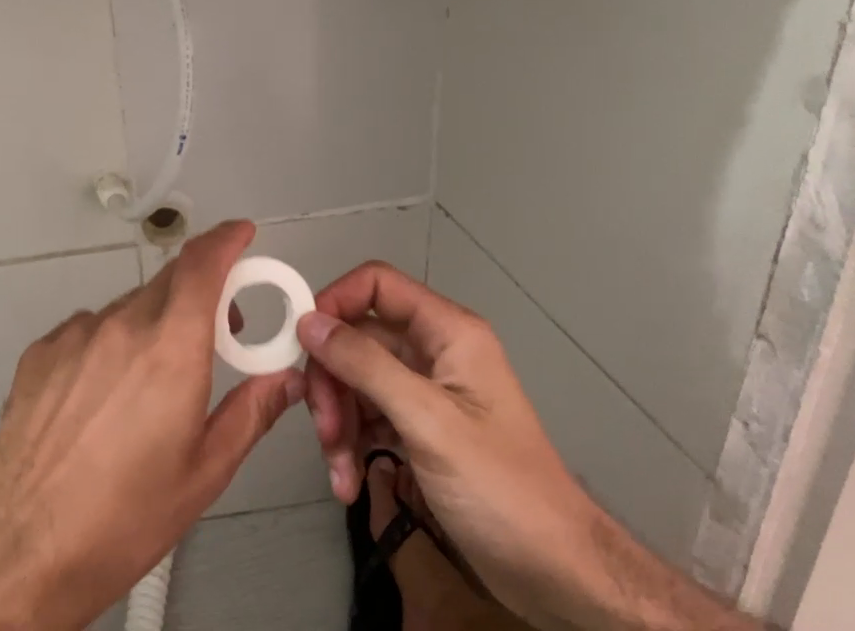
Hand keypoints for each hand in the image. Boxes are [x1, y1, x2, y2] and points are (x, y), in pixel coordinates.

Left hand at [0, 221, 304, 630]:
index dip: (226, 241)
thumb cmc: (122, 518)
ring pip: (127, 307)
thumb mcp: (206, 470)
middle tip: (219, 330)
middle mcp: (119, 329)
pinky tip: (107, 393)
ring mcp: (72, 337)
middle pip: (168, 282)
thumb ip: (252, 411)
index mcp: (169, 351)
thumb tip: (283, 378)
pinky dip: (110, 343)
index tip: (241, 235)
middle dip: (201, 292)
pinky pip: (87, 330)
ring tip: (157, 377)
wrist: (27, 545)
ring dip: (154, 323)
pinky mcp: (40, 353)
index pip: (202, 266)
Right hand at [299, 263, 759, 630]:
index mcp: (448, 334)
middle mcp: (433, 353)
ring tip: (341, 471)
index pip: (376, 286)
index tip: (303, 345)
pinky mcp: (416, 429)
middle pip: (357, 340)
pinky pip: (365, 418)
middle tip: (325, 430)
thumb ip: (366, 365)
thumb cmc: (500, 488)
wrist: (551, 570)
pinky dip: (350, 447)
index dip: (334, 304)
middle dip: (332, 383)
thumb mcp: (427, 421)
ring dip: (337, 423)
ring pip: (354, 382)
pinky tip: (349, 483)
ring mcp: (423, 392)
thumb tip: (308, 321)